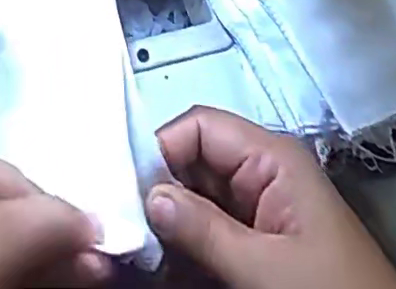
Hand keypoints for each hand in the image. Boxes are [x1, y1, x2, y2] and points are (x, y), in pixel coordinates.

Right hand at [146, 107, 395, 288]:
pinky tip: (162, 268)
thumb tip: (149, 194)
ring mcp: (258, 208)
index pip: (201, 126)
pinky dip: (185, 248)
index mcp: (270, 157)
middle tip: (125, 232)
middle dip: (160, 191)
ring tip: (136, 255)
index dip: (162, 149)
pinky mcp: (256, 242)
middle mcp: (261, 171)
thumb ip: (205, 229)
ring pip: (196, 200)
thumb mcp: (264, 268)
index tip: (125, 193)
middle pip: (194, 161)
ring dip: (167, 224)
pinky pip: (209, 231)